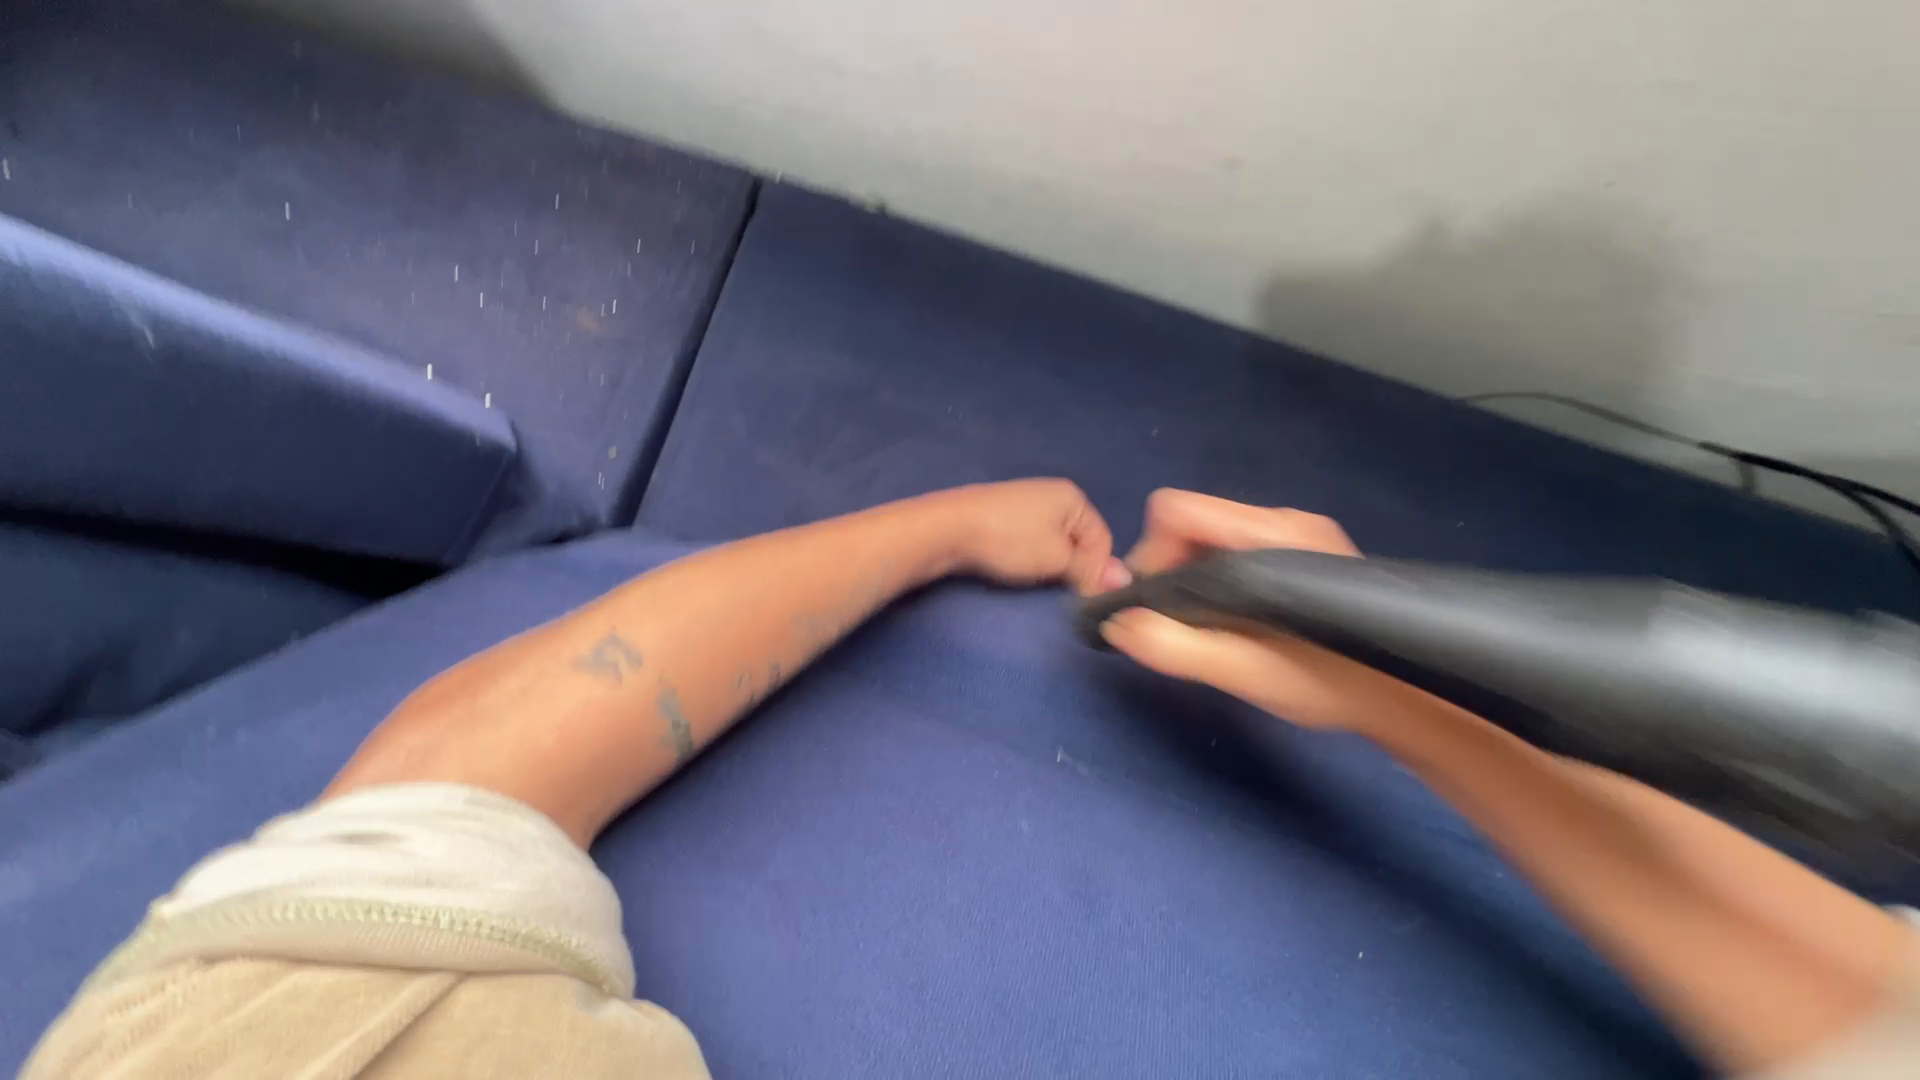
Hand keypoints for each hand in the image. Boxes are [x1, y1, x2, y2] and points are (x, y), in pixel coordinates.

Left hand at [918, 479, 1129, 595]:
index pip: (1103, 541)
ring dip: (1048, 565)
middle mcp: (1052, 494)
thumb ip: (1090, 570)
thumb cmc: (1010, 541)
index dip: (1096, 570)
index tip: (1081, 592)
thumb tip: (1123, 580)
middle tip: (1053, 585)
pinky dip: (1027, 556)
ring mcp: (1025, 503)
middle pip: (1078, 541)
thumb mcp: (1057, 559)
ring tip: (1029, 575)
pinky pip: (1029, 541)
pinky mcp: (1002, 515)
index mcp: (1073, 497)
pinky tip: (1012, 565)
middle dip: (1070, 566)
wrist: (948, 529)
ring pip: (1053, 544)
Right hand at [1096, 489, 1398, 732]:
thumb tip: (1116, 623)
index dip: (1151, 554)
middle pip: (1190, 521)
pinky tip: (1234, 619)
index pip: (1176, 511)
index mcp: (1269, 535)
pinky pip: (1233, 549)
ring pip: (1209, 537)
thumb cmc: (1327, 684)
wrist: (1404, 699)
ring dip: (1190, 576)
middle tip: (1177, 622)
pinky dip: (1215, 579)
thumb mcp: (1243, 672)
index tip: (1156, 604)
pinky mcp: (1301, 550)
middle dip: (1168, 568)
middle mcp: (1282, 520)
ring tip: (1206, 625)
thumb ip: (1174, 647)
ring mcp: (1295, 532)